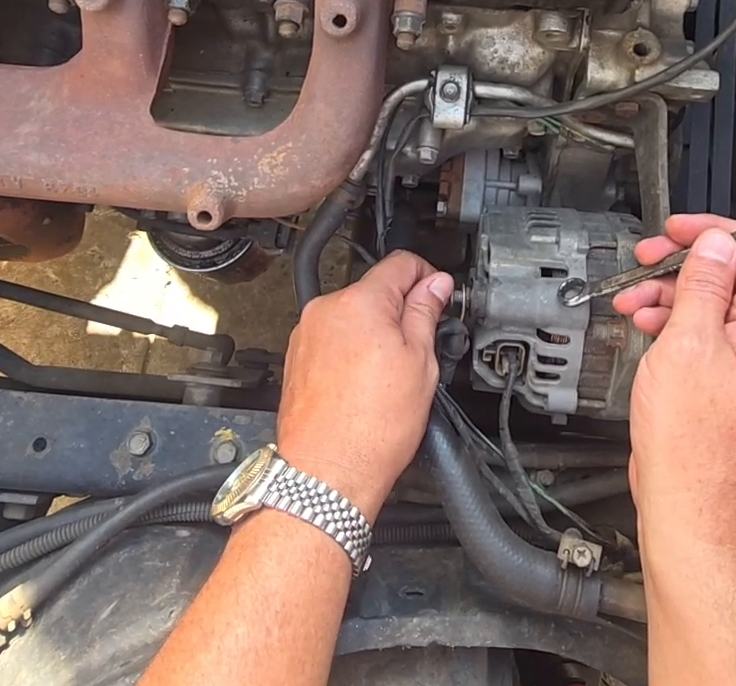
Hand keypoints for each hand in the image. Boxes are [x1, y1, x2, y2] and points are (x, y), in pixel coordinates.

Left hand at [277, 251, 453, 520]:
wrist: (326, 474)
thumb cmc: (371, 428)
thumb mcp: (419, 362)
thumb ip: (426, 312)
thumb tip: (435, 284)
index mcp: (359, 302)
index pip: (401, 262)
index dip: (427, 276)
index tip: (437, 295)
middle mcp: (326, 310)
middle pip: (375, 289)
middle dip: (400, 309)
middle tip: (419, 346)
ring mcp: (307, 334)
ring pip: (354, 316)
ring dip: (375, 331)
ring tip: (389, 375)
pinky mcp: (297, 358)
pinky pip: (334, 339)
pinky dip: (352, 351)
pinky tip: (365, 385)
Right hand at [614, 215, 735, 546]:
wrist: (689, 504)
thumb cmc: (692, 441)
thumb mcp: (688, 342)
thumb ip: (704, 284)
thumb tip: (717, 243)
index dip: (713, 234)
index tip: (677, 230)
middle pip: (732, 279)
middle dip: (683, 265)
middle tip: (647, 260)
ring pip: (715, 308)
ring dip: (672, 295)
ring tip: (633, 300)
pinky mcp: (733, 386)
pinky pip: (708, 338)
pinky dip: (676, 325)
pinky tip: (648, 327)